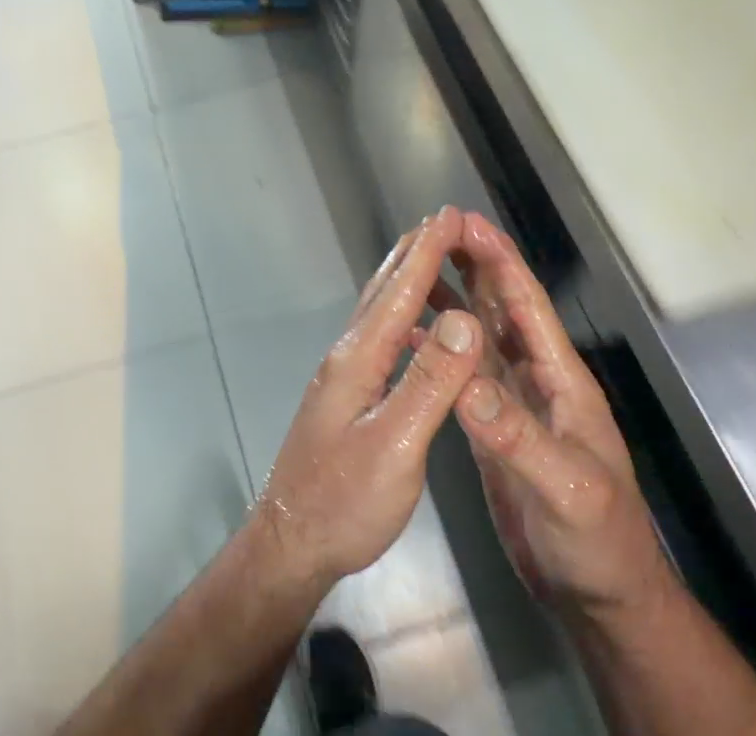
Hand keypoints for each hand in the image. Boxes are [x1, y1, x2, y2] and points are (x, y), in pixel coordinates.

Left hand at [247, 207, 482, 589]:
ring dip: (405, 278)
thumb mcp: (396, 444)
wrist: (292, 541)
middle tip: (442, 221)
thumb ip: (429, 382)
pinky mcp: (345, 398)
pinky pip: (379, 337)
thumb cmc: (345, 499)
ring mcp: (342, 378)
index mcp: (359, 360)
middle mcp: (346, 358)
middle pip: (382, 293)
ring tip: (429, 256)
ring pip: (377, 313)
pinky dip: (400, 313)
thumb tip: (462, 317)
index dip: (427, 253)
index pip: (400, 293)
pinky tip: (410, 326)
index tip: (450, 214)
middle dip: (414, 253)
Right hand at [452, 215, 674, 614]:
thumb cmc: (598, 540)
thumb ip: (518, 436)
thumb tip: (466, 382)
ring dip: (453, 303)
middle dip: (473, 268)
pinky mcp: (493, 434)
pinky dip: (440, 354)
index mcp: (561, 384)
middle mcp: (535, 384)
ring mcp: (513, 409)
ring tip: (415, 271)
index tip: (468, 223)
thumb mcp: (567, 488)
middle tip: (435, 231)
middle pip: (501, 313)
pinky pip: (463, 379)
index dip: (500, 263)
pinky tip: (413, 342)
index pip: (528, 310)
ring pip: (478, 342)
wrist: (598, 595)